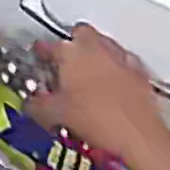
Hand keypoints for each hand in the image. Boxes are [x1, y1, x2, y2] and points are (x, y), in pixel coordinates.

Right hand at [24, 24, 169, 164]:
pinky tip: (114, 81)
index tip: (38, 60)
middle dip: (72, 41)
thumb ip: (36, 106)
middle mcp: (93, 48)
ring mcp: (119, 57)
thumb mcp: (55, 114)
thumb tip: (29, 105)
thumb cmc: (96, 118)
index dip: (39, 53)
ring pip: (104, 42)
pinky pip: (125, 60)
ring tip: (89, 70)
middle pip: (79, 32)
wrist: (140, 137)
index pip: (46, 45)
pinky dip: (118, 66)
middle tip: (66, 61)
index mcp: (68, 52)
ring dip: (96, 51)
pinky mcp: (140, 72)